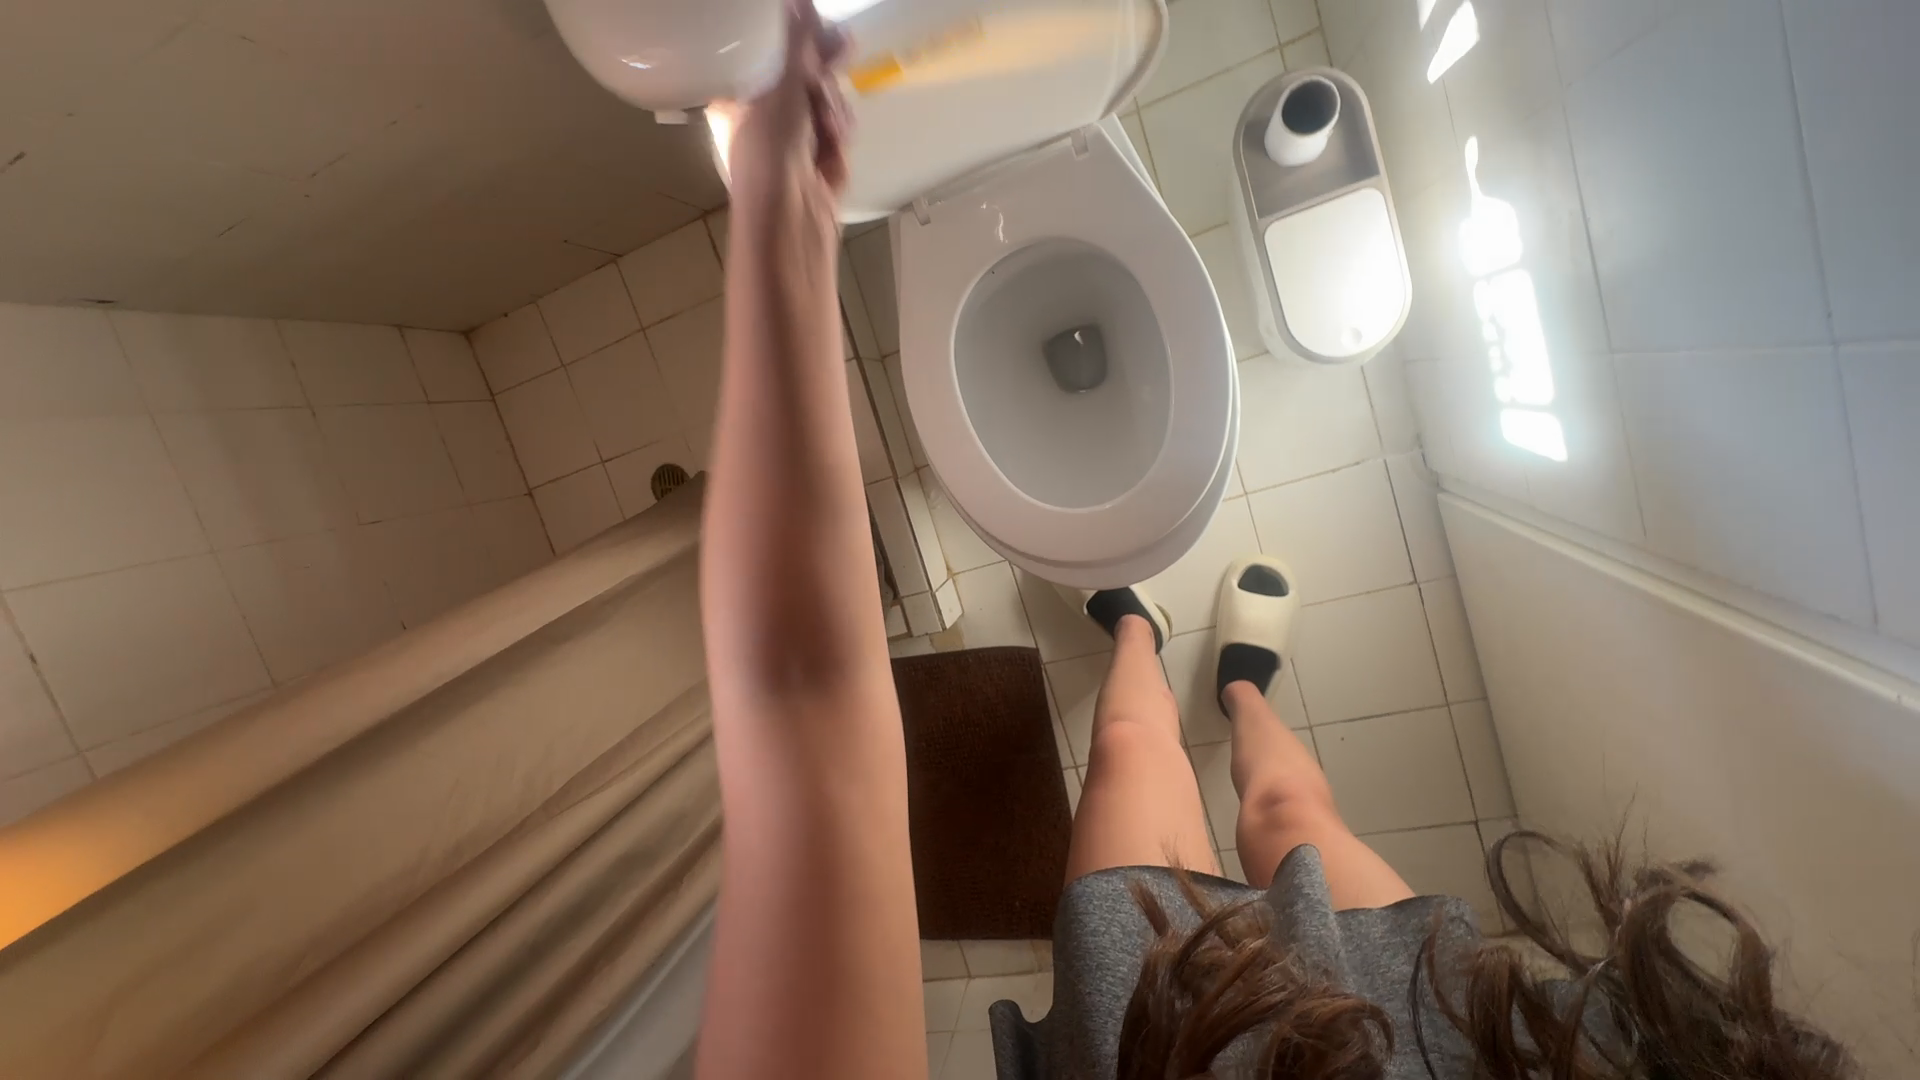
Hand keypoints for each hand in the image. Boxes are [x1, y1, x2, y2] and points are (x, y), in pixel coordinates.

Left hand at [714, 0, 851, 234]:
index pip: (774, 57)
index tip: (824, 28)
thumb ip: (798, 41)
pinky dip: (839, 139)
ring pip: (827, 105)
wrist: (791, 220)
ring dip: (833, 111)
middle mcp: (765, 121)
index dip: (802, 42)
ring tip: (827, 127)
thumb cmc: (770, 152)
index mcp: (740, 99)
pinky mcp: (820, 166)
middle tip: (843, 49)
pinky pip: (838, 135)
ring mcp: (795, 146)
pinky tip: (833, 149)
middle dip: (823, 75)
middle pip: (805, 79)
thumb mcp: (782, 86)